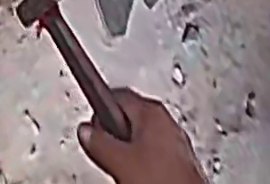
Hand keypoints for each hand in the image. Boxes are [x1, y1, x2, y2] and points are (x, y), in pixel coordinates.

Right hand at [78, 90, 203, 183]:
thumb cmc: (162, 182)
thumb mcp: (119, 160)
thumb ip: (98, 141)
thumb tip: (85, 131)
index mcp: (152, 111)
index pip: (116, 95)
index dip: (100, 111)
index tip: (92, 128)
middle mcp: (167, 122)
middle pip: (129, 117)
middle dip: (115, 134)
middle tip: (107, 152)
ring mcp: (178, 145)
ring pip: (141, 139)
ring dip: (129, 152)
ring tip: (125, 170)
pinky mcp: (183, 167)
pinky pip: (154, 156)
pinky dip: (144, 165)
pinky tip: (140, 178)